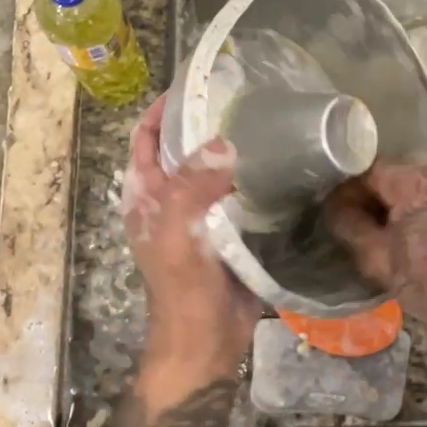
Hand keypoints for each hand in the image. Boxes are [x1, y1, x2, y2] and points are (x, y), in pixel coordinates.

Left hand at [125, 94, 261, 384]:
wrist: (206, 343)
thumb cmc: (182, 289)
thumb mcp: (176, 234)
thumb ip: (191, 187)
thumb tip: (222, 142)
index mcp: (146, 196)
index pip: (144, 138)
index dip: (161, 109)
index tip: (194, 83)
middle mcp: (170, 200)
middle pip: (183, 149)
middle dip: (205, 122)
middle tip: (244, 96)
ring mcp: (201, 216)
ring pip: (214, 170)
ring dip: (234, 149)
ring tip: (267, 121)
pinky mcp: (230, 232)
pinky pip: (240, 195)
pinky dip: (254, 177)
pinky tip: (281, 163)